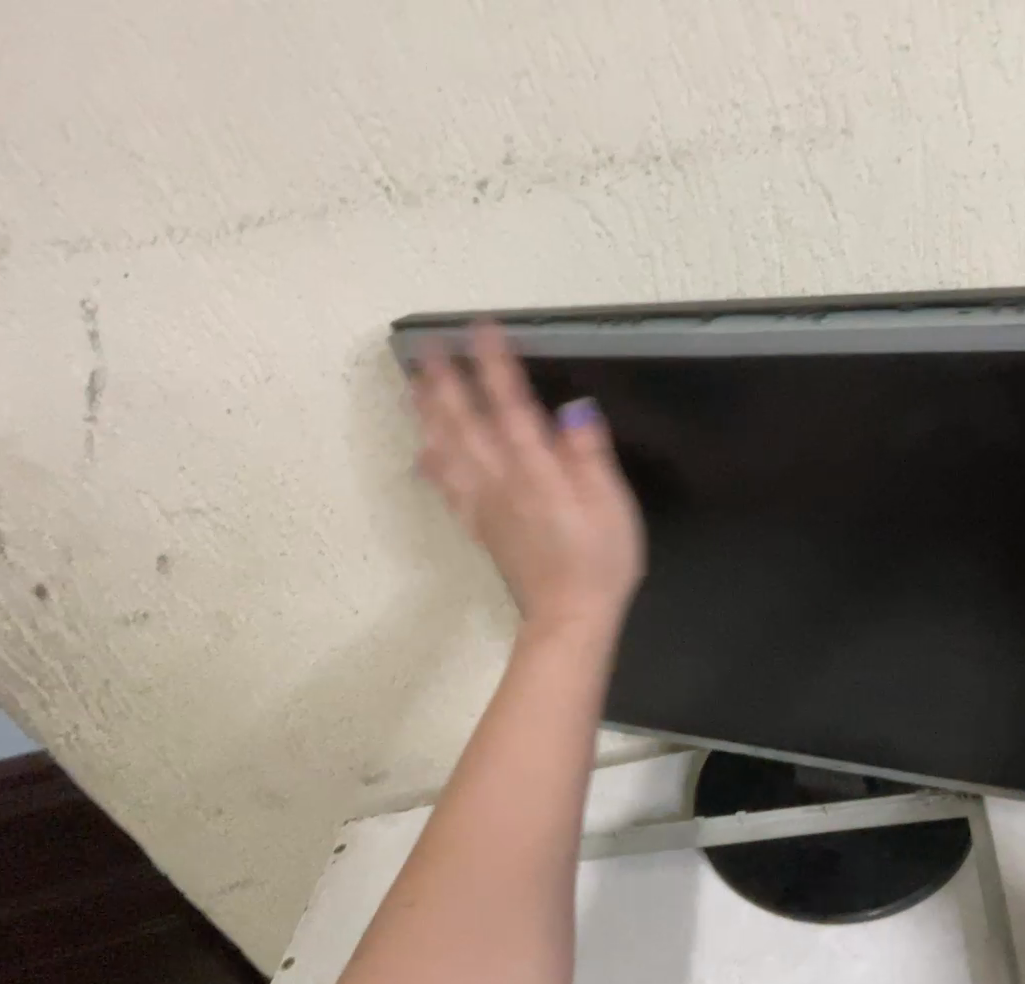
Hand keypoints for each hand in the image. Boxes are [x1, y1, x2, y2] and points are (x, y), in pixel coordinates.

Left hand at [413, 324, 645, 633]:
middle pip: (465, 422)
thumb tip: (573, 408)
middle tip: (426, 348)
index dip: (495, 365)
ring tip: (414, 386)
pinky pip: (448, 489)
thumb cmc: (601, 558)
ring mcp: (485, 504)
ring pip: (447, 450)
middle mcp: (501, 480)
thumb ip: (589, 454)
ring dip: (428, 415)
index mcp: (536, 469)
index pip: (511, 405)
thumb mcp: (611, 502)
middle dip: (446, 381)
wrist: (571, 614)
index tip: (481, 329)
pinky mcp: (481, 527)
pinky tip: (423, 453)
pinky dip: (431, 465)